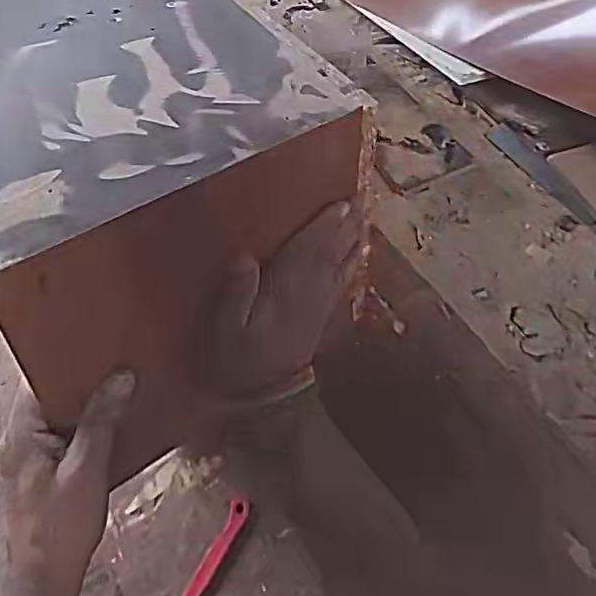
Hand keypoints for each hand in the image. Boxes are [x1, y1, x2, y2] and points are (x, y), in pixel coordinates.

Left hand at [0, 370, 135, 594]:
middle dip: (80, 383)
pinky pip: (59, 435)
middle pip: (48, 396)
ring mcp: (26, 457)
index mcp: (20, 433)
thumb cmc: (61, 529)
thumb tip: (120, 377)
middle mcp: (17, 439)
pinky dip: (80, 427)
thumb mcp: (87, 470)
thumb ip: (101, 421)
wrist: (45, 585)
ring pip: (55, 416)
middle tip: (113, 367)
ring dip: (82, 406)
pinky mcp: (38, 472)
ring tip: (114, 390)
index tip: (97, 350)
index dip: (68, 362)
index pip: (39, 380)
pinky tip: (105, 427)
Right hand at [214, 199, 366, 397]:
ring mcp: (320, 302)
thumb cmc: (240, 357)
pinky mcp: (323, 312)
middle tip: (362, 197)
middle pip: (331, 251)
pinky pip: (342, 278)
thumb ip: (238, 292)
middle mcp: (310, 291)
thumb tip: (245, 256)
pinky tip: (360, 248)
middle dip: (347, 224)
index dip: (325, 226)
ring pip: (342, 262)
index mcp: (287, 289)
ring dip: (354, 237)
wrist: (266, 397)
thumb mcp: (228, 327)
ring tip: (366, 215)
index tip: (341, 202)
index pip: (308, 250)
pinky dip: (353, 260)